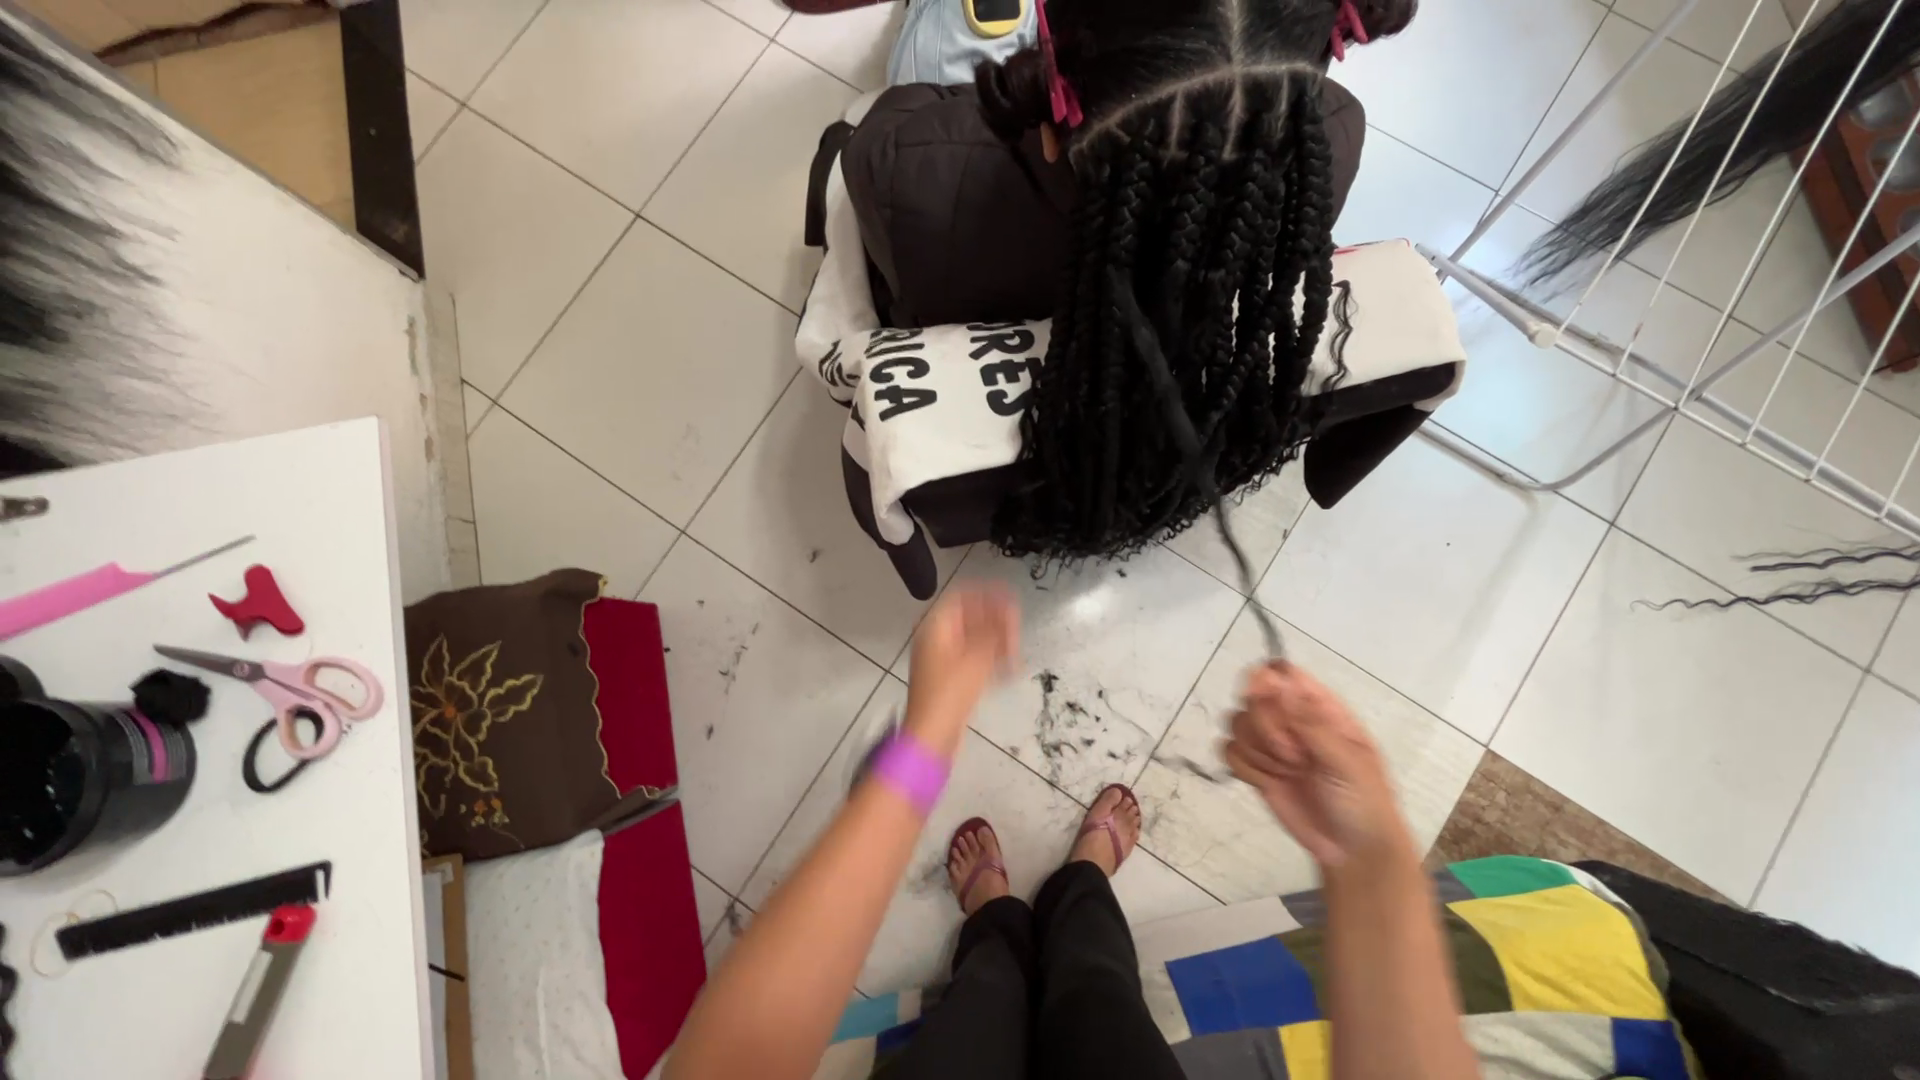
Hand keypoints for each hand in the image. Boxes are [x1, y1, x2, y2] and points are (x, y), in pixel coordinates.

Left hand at [904, 583, 1019, 753]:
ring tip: (1016, 650)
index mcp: (935, 626)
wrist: (931, 735)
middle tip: (1017, 628)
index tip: (1011, 598)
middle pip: (969, 618)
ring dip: (996, 640)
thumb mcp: (976, 656)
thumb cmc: (950, 691)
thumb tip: (1009, 609)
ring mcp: (942, 658)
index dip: (987, 594)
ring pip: (973, 639)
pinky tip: (1008, 668)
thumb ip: (994, 630)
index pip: (962, 597)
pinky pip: (973, 658)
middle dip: (995, 620)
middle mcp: (936, 638)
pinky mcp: (950, 677)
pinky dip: (990, 658)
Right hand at [1223, 661, 1410, 869]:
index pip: (1281, 674)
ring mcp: (1271, 744)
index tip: (1263, 700)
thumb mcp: (1348, 761)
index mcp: (1320, 708)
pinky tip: (1269, 783)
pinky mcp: (1255, 769)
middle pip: (1252, 698)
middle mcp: (1291, 720)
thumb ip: (1311, 722)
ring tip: (1287, 773)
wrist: (1353, 853)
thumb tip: (1277, 682)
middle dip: (1266, 728)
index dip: (1265, 682)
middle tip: (1294, 757)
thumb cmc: (1364, 802)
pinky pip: (1229, 752)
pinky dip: (1245, 767)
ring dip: (1257, 750)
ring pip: (1236, 723)